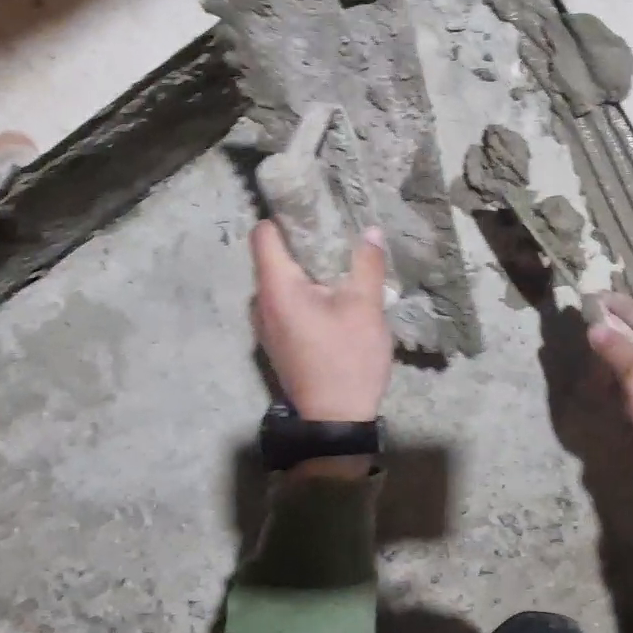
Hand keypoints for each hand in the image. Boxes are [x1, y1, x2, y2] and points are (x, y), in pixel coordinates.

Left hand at [250, 219, 392, 421]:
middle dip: (303, 246)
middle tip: (338, 240)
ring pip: (280, 285)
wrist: (334, 420)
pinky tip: (334, 304)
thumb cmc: (347, 358)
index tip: (314, 212)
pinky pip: (284, 307)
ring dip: (306, 275)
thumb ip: (366, 264)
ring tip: (340, 272)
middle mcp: (261, 304)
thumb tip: (371, 231)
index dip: (285, 217)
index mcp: (276, 287)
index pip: (263, 234)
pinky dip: (304, 298)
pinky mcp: (277, 344)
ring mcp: (265, 328)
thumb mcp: (365, 307)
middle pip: (272, 259)